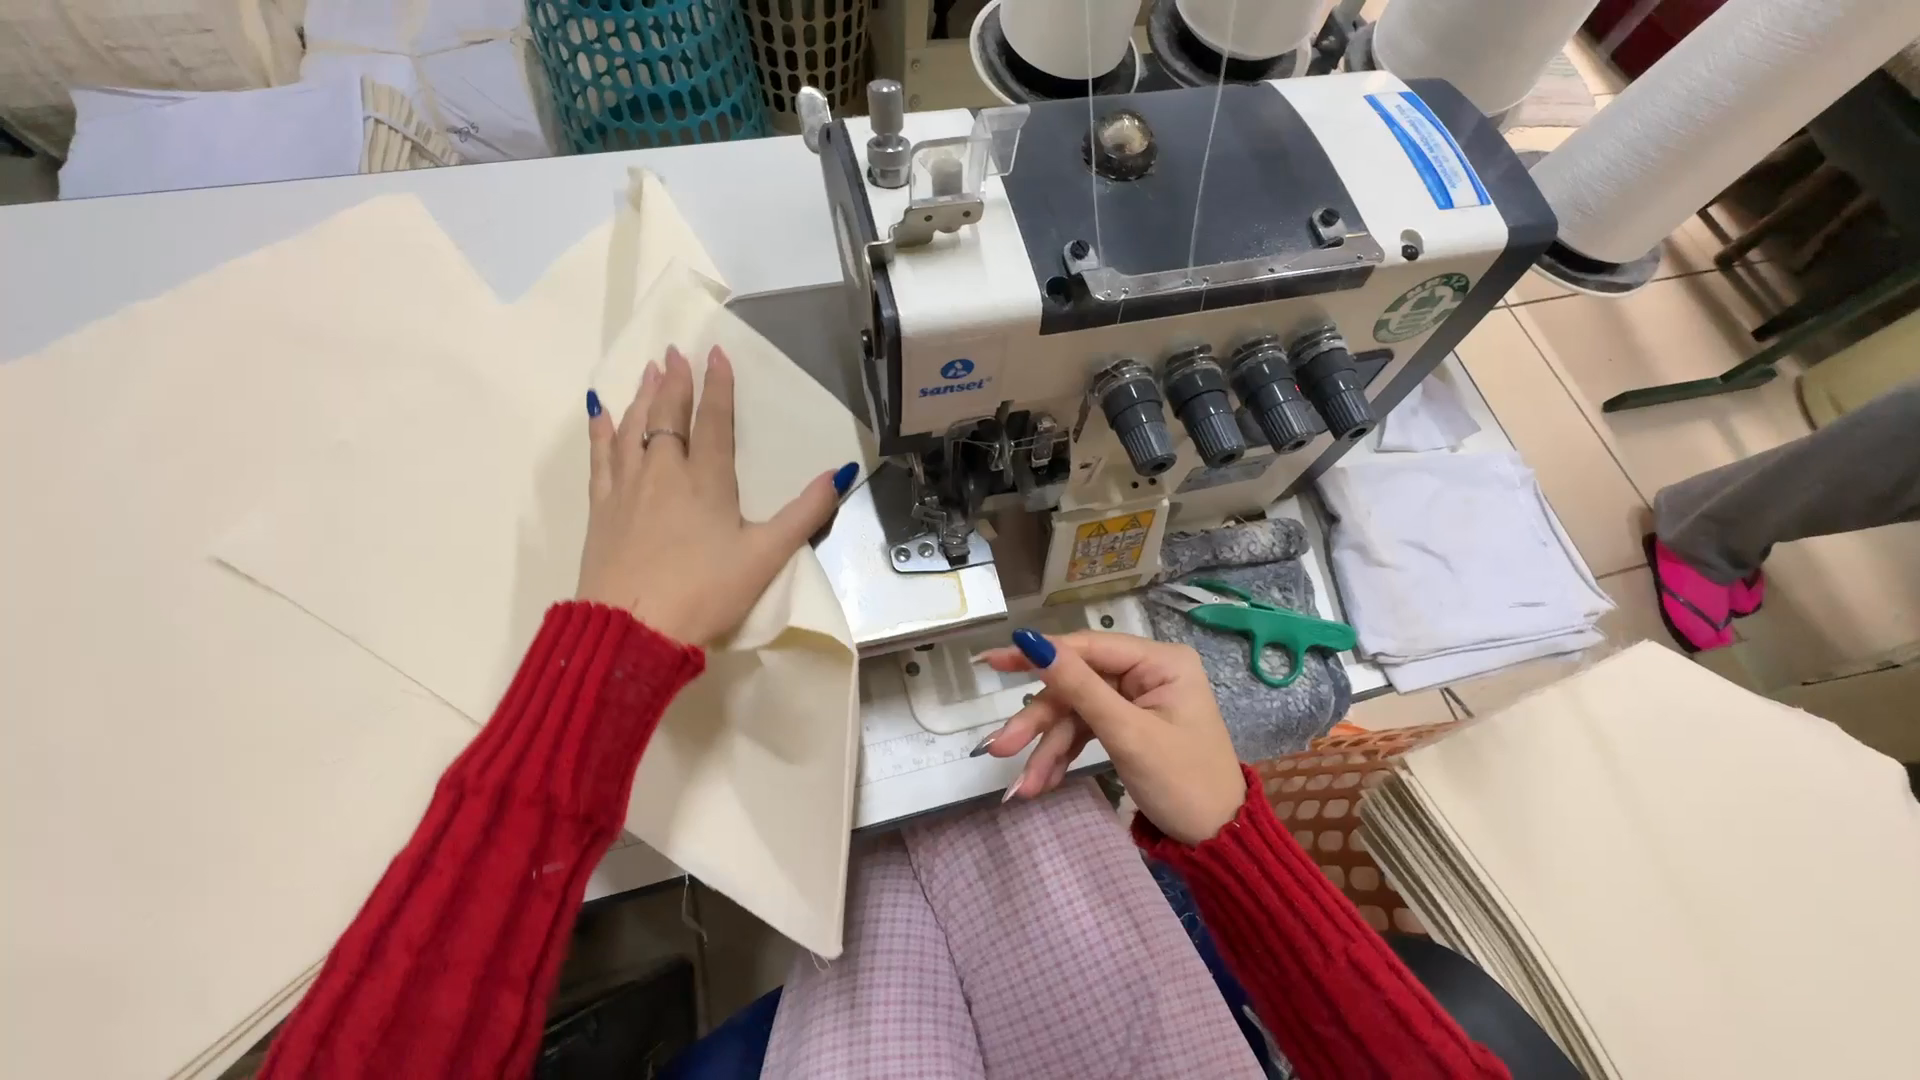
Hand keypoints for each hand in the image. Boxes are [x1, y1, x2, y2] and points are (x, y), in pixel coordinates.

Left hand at [576, 345, 857, 645]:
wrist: (633, 628)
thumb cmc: (706, 592)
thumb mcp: (767, 556)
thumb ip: (805, 513)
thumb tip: (838, 473)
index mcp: (707, 480)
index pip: (713, 421)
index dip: (718, 386)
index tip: (715, 353)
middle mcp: (663, 472)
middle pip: (668, 416)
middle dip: (674, 382)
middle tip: (674, 352)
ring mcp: (627, 489)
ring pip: (633, 429)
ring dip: (642, 397)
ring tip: (648, 372)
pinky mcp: (601, 509)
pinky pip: (600, 457)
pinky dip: (602, 431)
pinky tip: (601, 413)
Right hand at [974, 630, 1244, 844]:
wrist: (1219, 843)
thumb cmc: (1184, 783)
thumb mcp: (1128, 734)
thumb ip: (1079, 687)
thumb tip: (1031, 640)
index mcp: (1160, 661)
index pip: (1088, 648)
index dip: (1039, 654)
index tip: (993, 660)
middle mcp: (1147, 672)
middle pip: (1076, 685)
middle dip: (1039, 722)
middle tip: (999, 748)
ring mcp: (1136, 700)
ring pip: (1075, 713)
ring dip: (1047, 748)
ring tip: (1023, 786)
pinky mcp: (1128, 726)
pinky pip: (1086, 732)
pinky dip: (1064, 755)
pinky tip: (1042, 782)